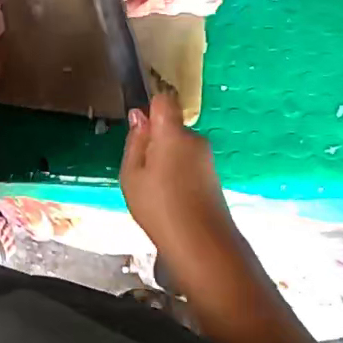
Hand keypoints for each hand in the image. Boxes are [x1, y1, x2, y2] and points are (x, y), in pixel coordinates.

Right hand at [121, 91, 235, 255]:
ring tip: (151, 188)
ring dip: (164, 158)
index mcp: (172, 133)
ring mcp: (206, 157)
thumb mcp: (131, 175)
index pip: (164, 100)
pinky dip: (175, 172)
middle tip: (138, 168)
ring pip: (178, 145)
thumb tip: (139, 116)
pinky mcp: (211, 174)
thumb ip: (135, 142)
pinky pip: (187, 162)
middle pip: (171, 126)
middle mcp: (194, 138)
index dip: (149, 107)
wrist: (201, 242)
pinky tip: (167, 196)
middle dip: (154, 139)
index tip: (138, 128)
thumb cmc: (158, 206)